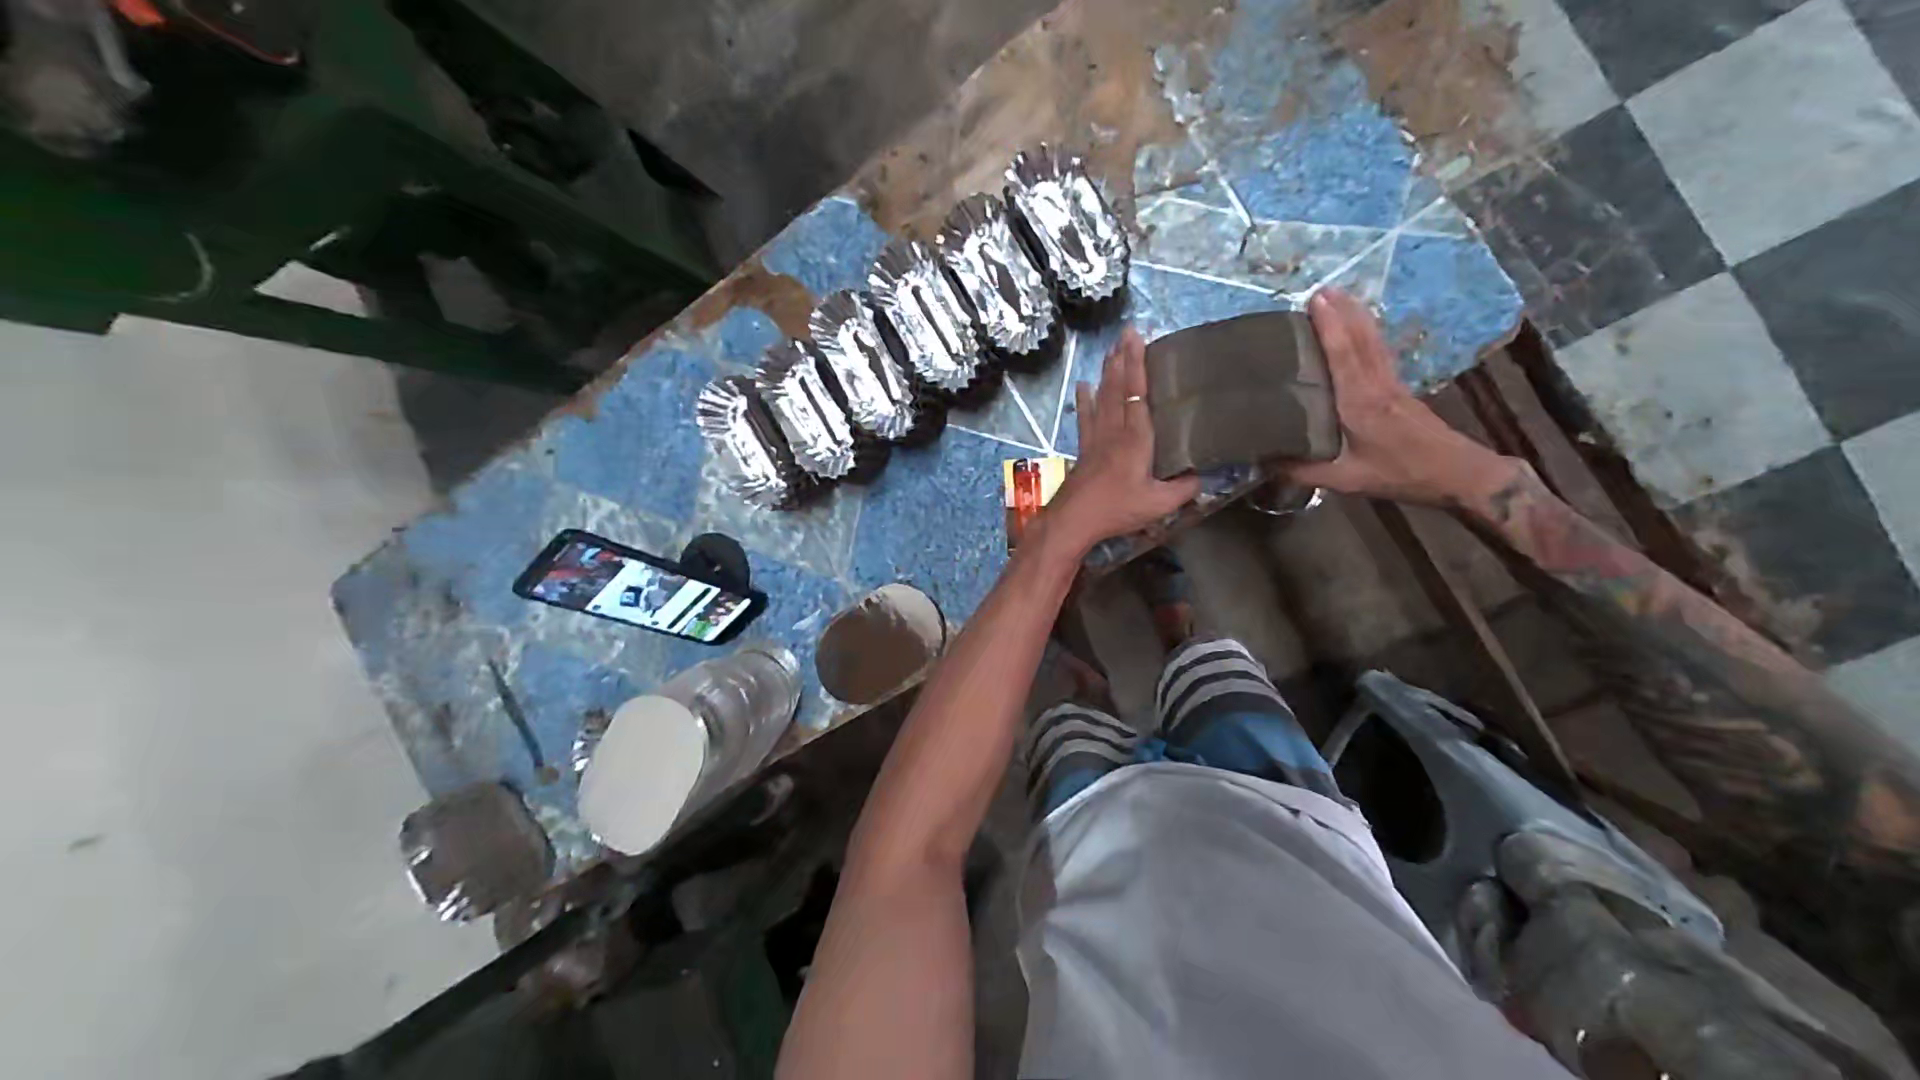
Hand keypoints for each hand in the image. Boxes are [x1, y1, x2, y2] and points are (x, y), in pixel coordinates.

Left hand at [1039, 327, 1201, 555]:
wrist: (1074, 520)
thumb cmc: (1117, 510)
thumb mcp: (1159, 504)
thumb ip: (1184, 489)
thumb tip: (1202, 477)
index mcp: (1136, 439)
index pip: (1137, 393)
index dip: (1138, 365)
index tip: (1138, 339)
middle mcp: (1114, 431)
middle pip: (1117, 387)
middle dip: (1123, 358)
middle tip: (1126, 332)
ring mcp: (1096, 438)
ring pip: (1101, 397)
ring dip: (1106, 372)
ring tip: (1110, 349)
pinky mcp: (1084, 449)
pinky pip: (1085, 417)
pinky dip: (1085, 400)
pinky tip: (1082, 385)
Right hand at [1285, 288, 1519, 508]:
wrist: (1453, 472)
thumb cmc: (1398, 474)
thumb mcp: (1344, 480)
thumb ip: (1303, 470)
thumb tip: (1263, 461)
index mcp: (1360, 403)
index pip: (1344, 356)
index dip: (1330, 326)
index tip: (1316, 301)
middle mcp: (1376, 385)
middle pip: (1360, 338)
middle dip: (1342, 311)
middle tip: (1321, 289)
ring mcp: (1391, 384)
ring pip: (1372, 341)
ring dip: (1356, 316)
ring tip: (1339, 296)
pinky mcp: (1399, 389)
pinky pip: (1378, 352)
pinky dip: (1366, 333)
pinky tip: (1360, 327)